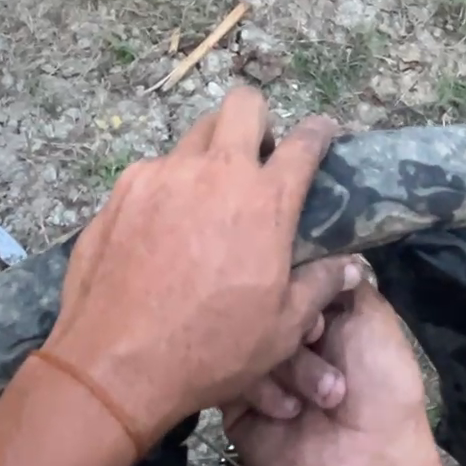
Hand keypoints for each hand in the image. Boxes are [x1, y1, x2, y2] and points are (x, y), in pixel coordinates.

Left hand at [41, 87, 362, 445]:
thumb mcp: (282, 330)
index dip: (319, 130)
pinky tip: (160, 226)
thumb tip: (350, 265)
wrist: (115, 361)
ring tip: (206, 194)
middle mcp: (216, 170)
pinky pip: (156, 168)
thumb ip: (320, 286)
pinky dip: (169, 185)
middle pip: (244, 104)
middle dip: (258, 117)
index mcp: (265, 200)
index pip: (303, 143)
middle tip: (256, 154)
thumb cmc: (210, 348)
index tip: (322, 131)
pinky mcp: (126, 184)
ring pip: (196, 133)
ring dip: (211, 152)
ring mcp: (165, 171)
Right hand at [224, 279, 450, 465]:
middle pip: (264, 304)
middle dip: (293, 324)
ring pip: (248, 338)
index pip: (285, 275)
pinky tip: (289, 411)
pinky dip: (263, 390)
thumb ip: (340, 273)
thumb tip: (317, 245)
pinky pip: (231, 375)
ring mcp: (258, 366)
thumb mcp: (372, 314)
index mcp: (313, 311)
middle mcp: (283, 334)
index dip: (296, 279)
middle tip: (318, 341)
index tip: (315, 298)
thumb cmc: (380, 383)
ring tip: (321, 395)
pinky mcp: (235, 400)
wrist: (368, 463)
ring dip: (289, 365)